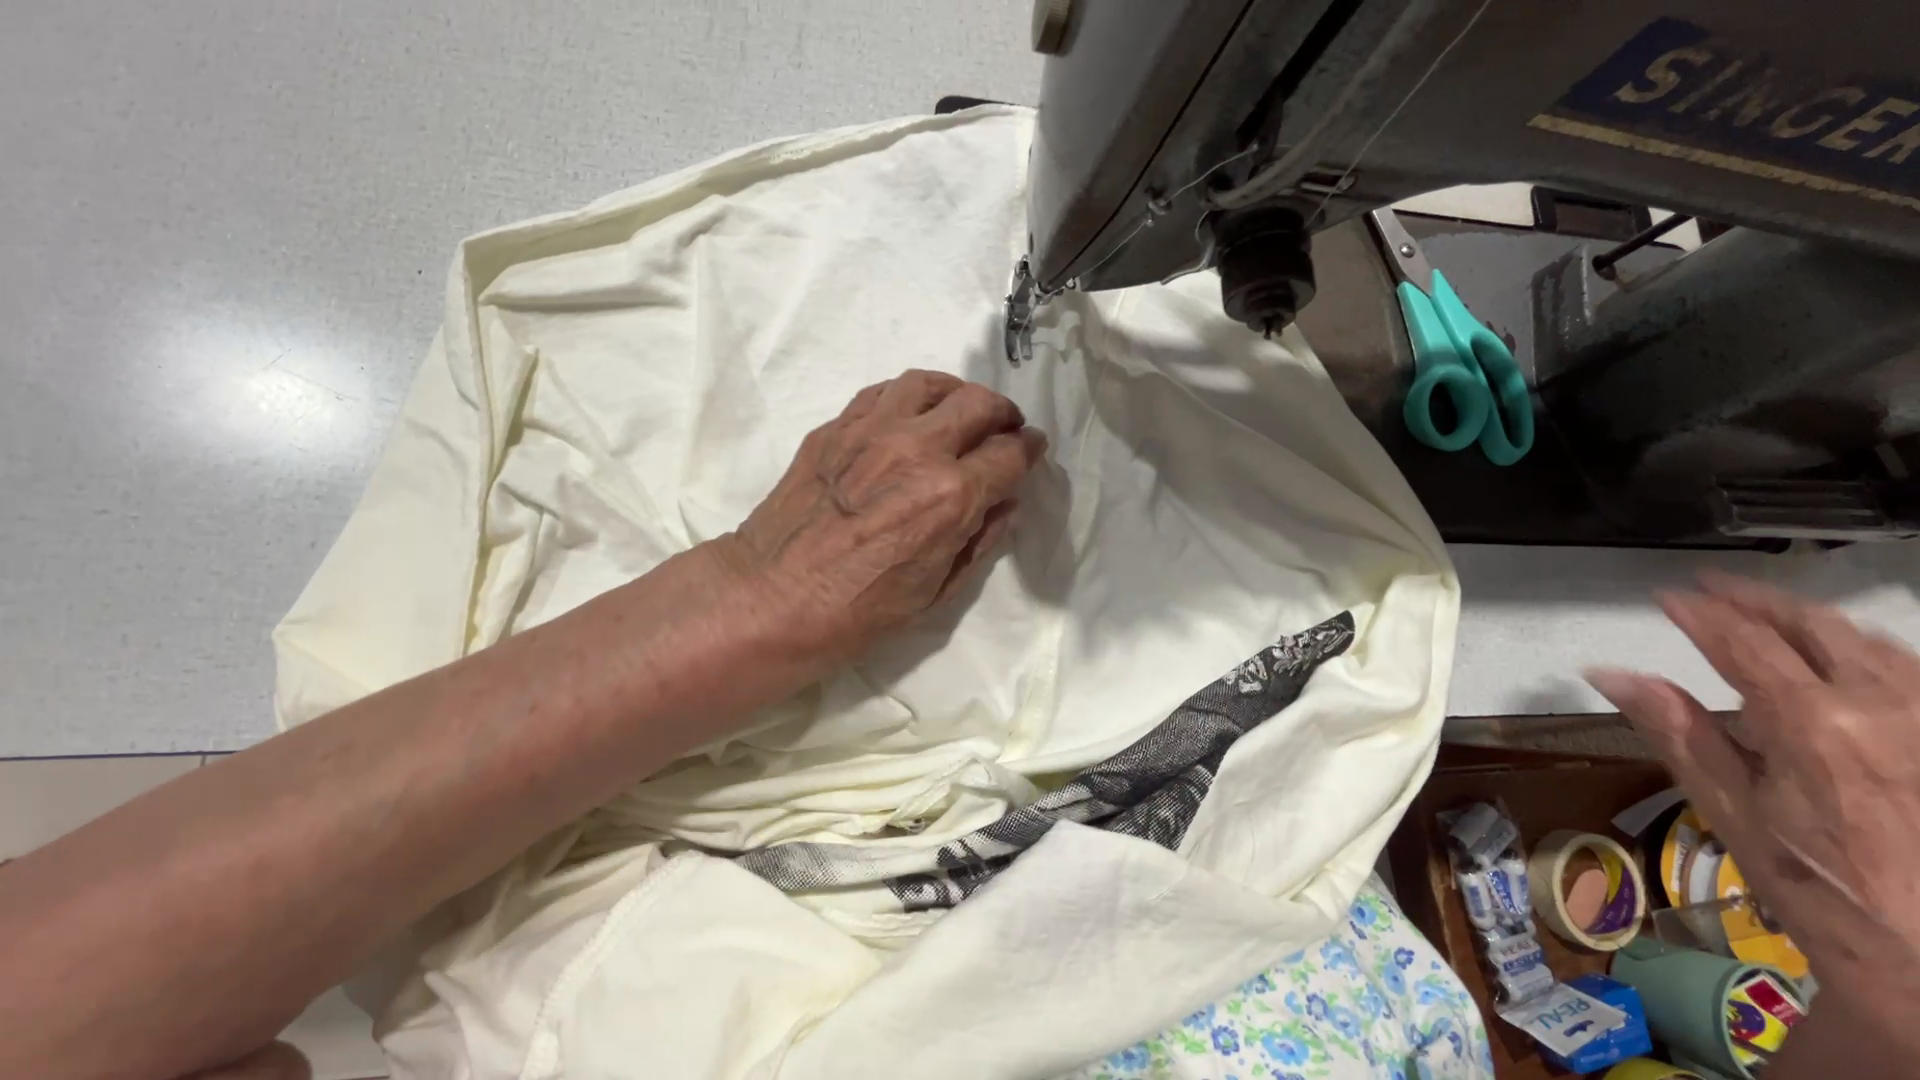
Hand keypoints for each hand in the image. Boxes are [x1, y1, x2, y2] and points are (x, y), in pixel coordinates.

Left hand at [714, 370, 1046, 669]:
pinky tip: (910, 416)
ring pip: (929, 383)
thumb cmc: (860, 611)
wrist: (774, 598)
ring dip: (956, 393)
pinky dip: (908, 398)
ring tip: (959, 411)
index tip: (1031, 451)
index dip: (1028, 452)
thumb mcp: (937, 591)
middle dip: (1003, 414)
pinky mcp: (834, 428)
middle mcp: (916, 450)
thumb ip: (979, 539)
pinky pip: (882, 392)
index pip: (1009, 455)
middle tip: (1003, 429)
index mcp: (951, 496)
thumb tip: (1004, 503)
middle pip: (979, 404)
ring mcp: (871, 432)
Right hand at [1587, 573, 1919, 1047]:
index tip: (1668, 597)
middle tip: (1714, 588)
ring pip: (1873, 642)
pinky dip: (1864, 649)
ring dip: (1812, 620)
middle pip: (1816, 627)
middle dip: (1758, 601)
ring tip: (1771, 615)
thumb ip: (1678, 731)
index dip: (1702, 614)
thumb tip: (1611, 674)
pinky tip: (1845, 658)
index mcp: (1812, 723)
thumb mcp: (1734, 814)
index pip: (1744, 643)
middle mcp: (1884, 706)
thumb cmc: (1822, 892)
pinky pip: (1910, 671)